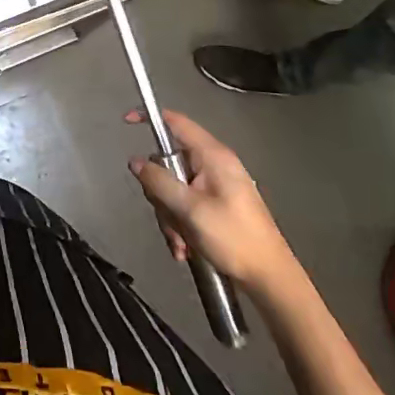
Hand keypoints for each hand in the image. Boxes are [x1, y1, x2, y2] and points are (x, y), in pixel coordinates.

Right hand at [126, 109, 298, 290]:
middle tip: (169, 216)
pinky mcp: (215, 205)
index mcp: (213, 157)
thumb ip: (158, 181)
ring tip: (181, 242)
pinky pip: (184, 206)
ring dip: (170, 217)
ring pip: (172, 189)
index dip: (150, 118)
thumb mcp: (189, 208)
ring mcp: (214, 186)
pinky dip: (180, 225)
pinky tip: (185, 247)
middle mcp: (213, 166)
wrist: (268, 276)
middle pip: (168, 164)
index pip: (177, 123)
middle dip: (160, 195)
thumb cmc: (232, 237)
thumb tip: (135, 161)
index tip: (126, 122)